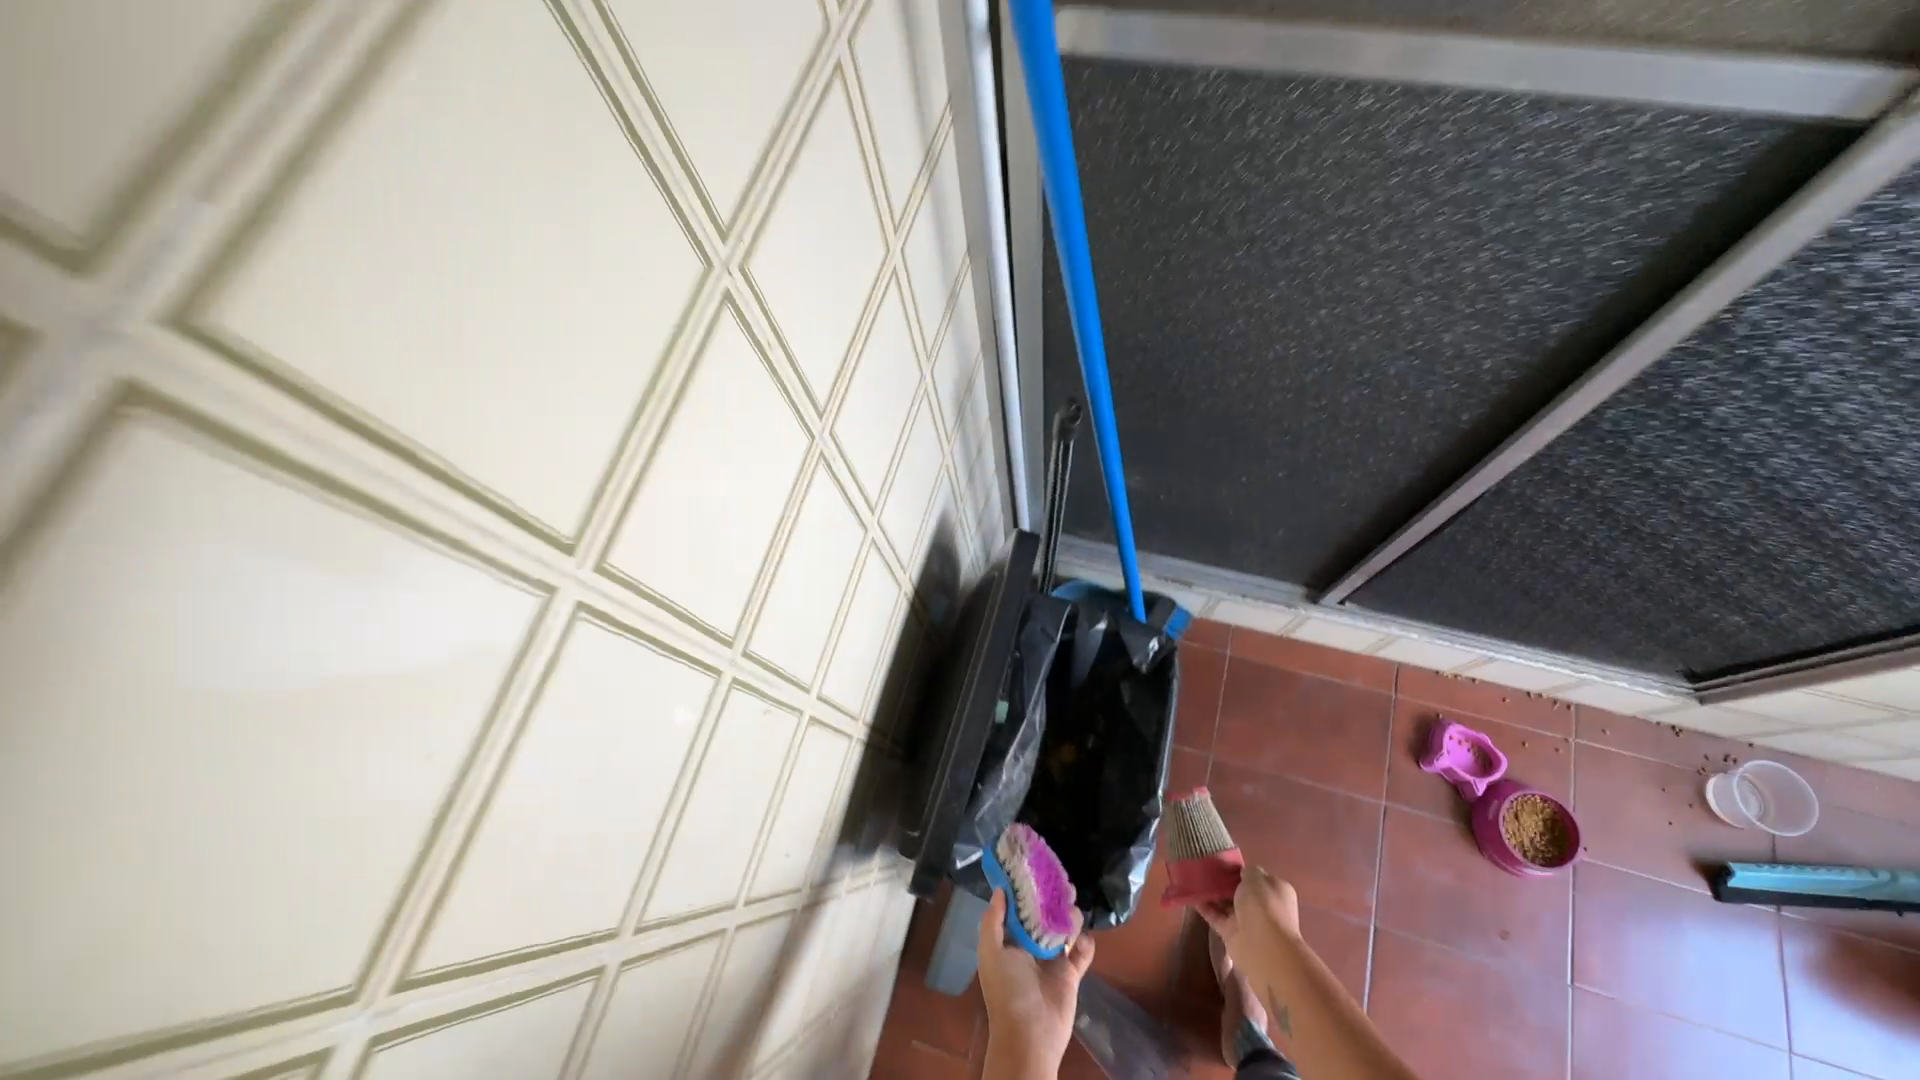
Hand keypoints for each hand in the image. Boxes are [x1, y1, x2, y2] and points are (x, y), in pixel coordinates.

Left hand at [976, 888, 1093, 1073]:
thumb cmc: (1006, 989)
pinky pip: (1082, 954)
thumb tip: (1000, 890)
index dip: (1026, 890)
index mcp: (1009, 941)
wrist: (1030, 1033)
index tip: (1036, 868)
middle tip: (1064, 883)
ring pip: (1064, 930)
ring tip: (1073, 906)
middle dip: (1053, 899)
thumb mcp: (990, 952)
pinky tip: (1083, 938)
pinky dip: (1085, 944)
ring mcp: (1051, 960)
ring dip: (1070, 917)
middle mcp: (1030, 947)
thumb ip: (993, 920)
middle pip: (1044, 915)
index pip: (1018, 909)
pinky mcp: (1071, 974)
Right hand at [1196, 865, 1300, 960]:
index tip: (1222, 863)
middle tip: (1204, 869)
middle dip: (1224, 882)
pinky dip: (1204, 907)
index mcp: (1274, 891)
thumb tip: (1243, 874)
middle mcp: (1263, 906)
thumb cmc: (1264, 906)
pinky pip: (1215, 916)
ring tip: (1193, 878)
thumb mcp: (1256, 878)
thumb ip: (1248, 872)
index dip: (1240, 870)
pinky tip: (1190, 895)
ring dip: (1212, 894)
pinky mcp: (1231, 933)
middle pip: (1240, 891)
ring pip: (1226, 904)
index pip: (1257, 877)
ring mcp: (1246, 921)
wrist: (1263, 947)